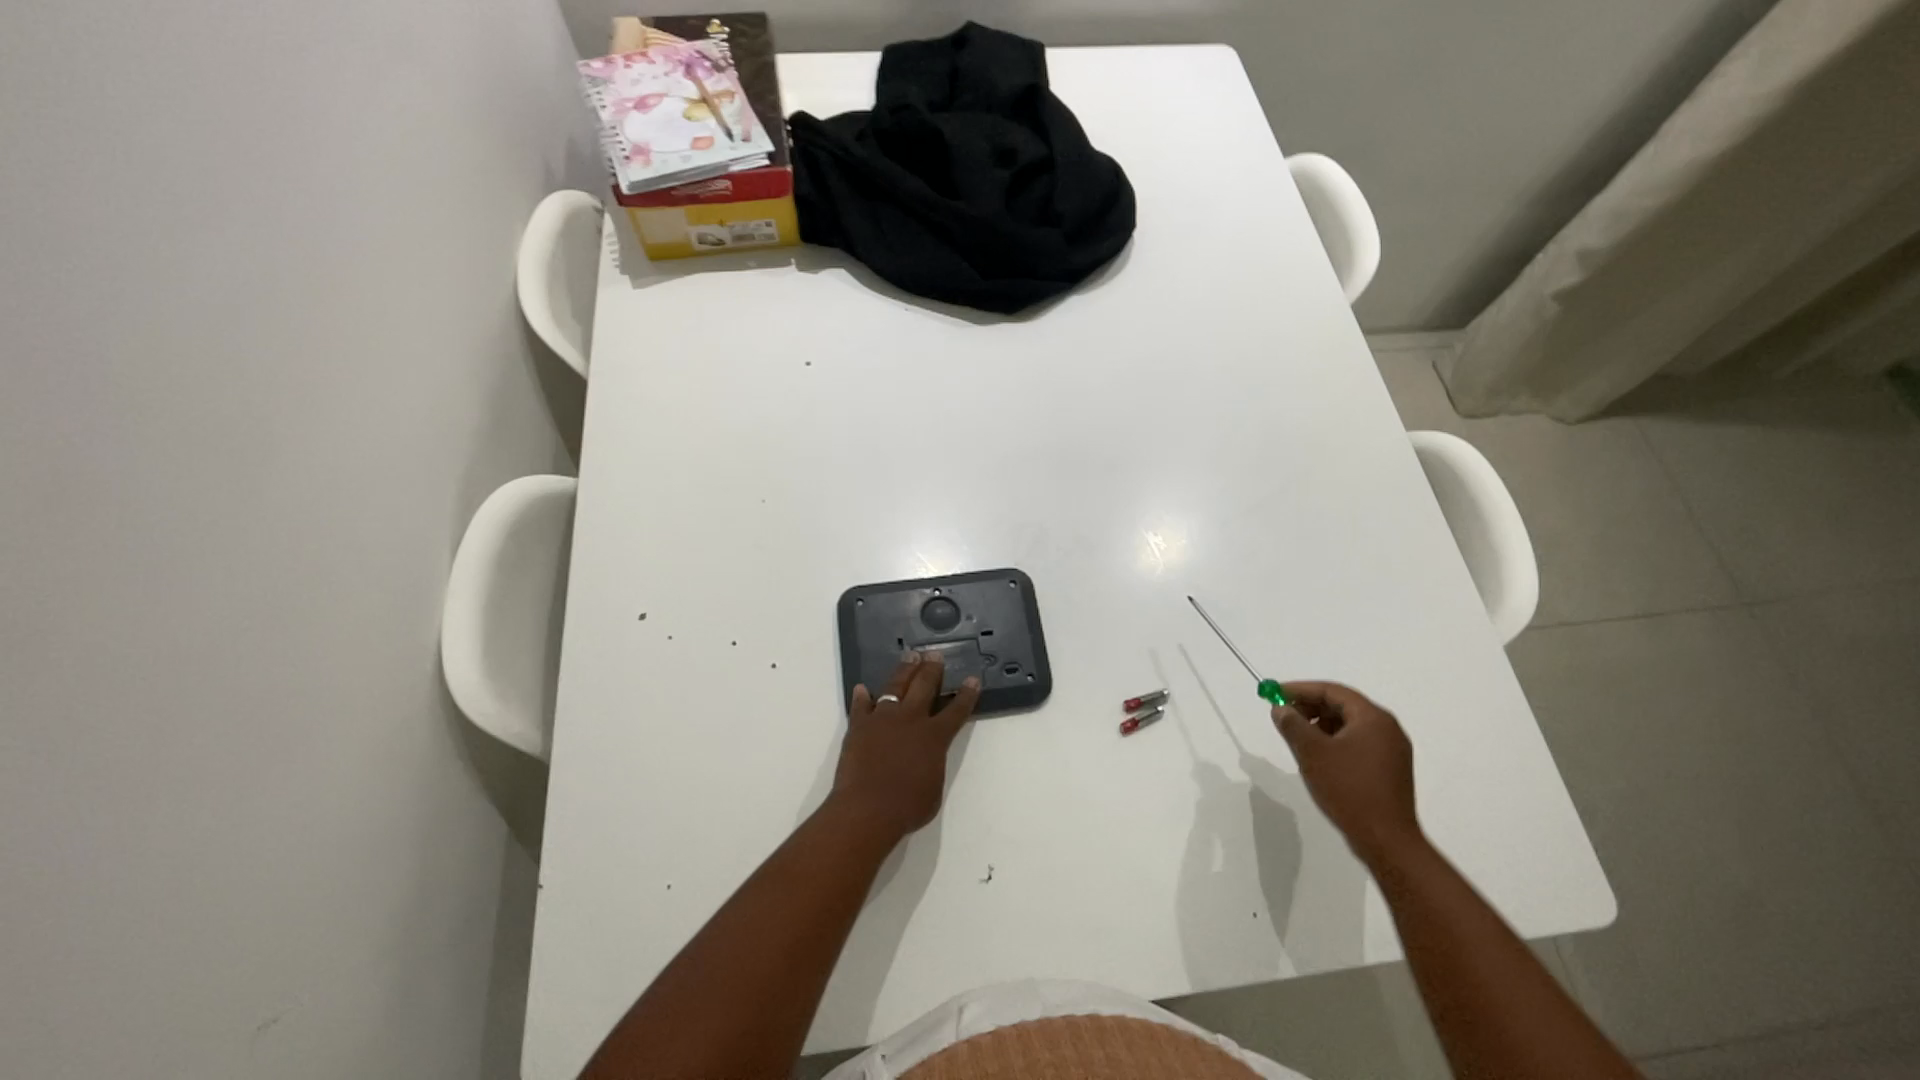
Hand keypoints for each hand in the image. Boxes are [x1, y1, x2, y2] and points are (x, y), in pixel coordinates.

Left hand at [832, 652, 981, 838]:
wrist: (868, 809)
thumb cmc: (908, 807)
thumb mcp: (934, 788)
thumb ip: (933, 765)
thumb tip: (926, 758)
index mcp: (935, 737)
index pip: (956, 710)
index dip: (966, 694)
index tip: (972, 679)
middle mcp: (911, 720)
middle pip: (925, 686)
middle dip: (932, 669)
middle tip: (935, 655)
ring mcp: (883, 719)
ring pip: (895, 686)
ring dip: (904, 671)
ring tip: (909, 658)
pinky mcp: (859, 726)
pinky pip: (861, 706)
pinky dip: (862, 697)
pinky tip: (862, 689)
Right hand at [1273, 681, 1422, 866]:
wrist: (1386, 840)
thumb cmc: (1348, 790)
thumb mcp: (1313, 754)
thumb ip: (1293, 726)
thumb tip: (1280, 709)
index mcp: (1373, 718)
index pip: (1333, 691)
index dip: (1300, 689)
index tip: (1274, 693)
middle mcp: (1387, 728)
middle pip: (1343, 706)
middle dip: (1310, 707)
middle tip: (1283, 716)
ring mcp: (1392, 751)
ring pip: (1350, 726)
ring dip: (1321, 726)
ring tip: (1297, 739)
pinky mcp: (1390, 770)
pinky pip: (1358, 744)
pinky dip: (1335, 743)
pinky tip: (1318, 758)